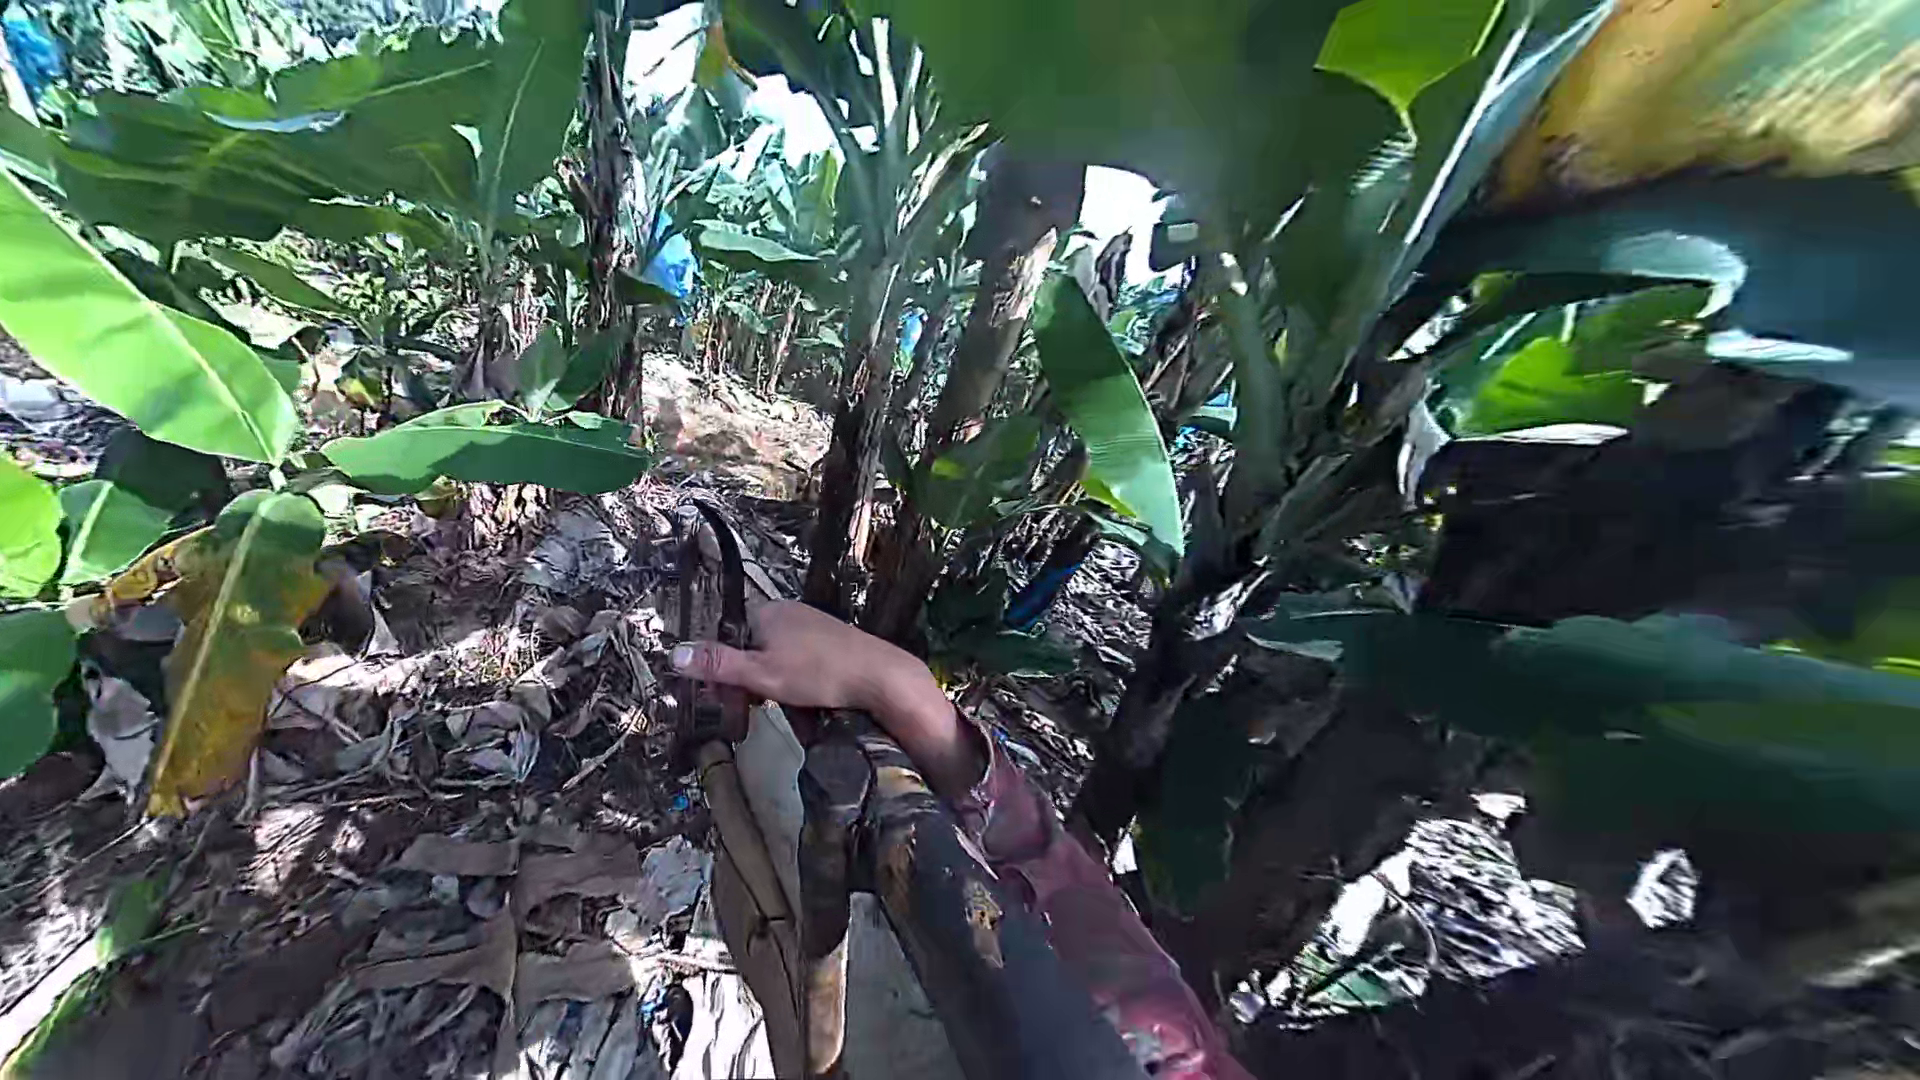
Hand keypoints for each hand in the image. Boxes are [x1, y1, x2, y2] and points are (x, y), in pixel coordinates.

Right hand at [670, 601, 982, 795]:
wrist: (880, 676)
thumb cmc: (819, 673)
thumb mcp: (762, 675)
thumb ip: (719, 664)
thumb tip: (675, 653)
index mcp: (768, 612)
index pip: (729, 642)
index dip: (726, 676)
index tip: (732, 704)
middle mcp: (790, 612)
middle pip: (754, 652)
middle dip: (754, 686)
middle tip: (760, 711)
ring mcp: (814, 625)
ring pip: (779, 662)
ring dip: (778, 689)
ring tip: (793, 708)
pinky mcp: (833, 641)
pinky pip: (803, 664)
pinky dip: (801, 684)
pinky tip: (812, 701)